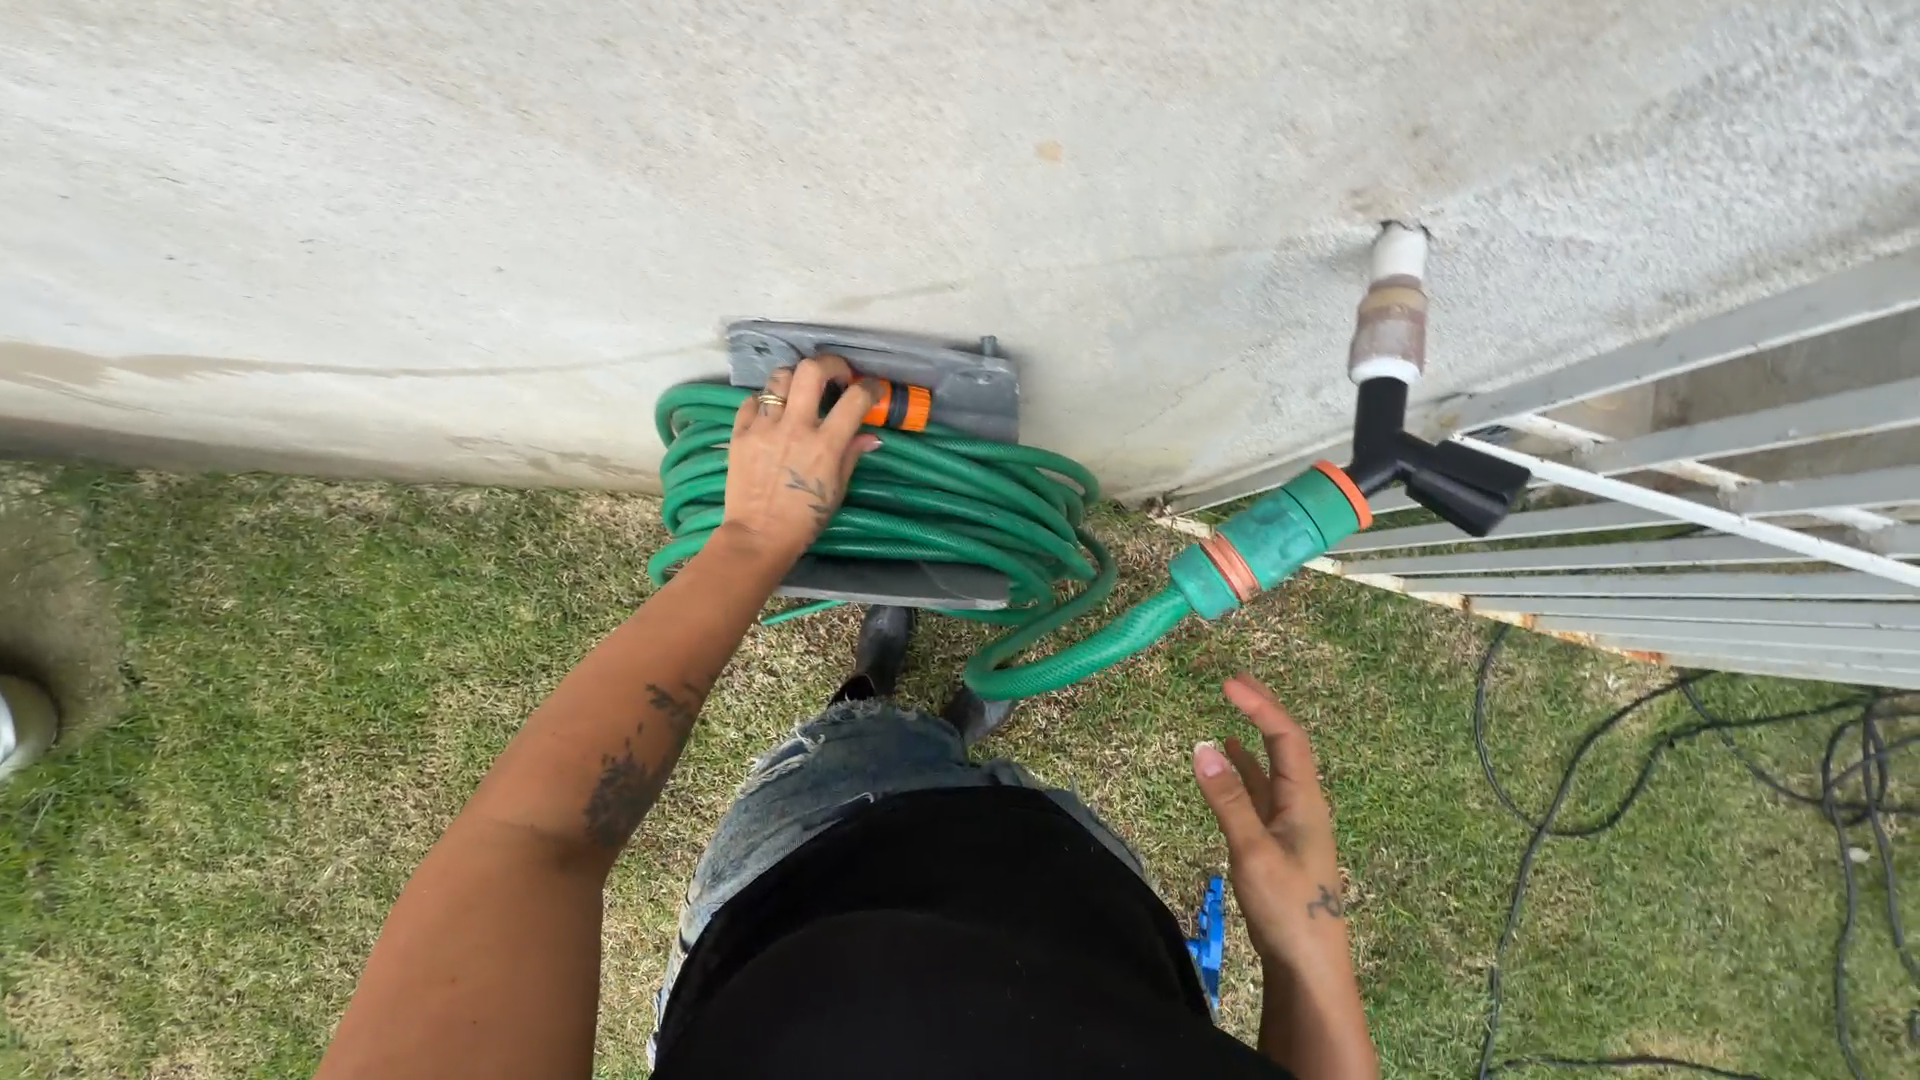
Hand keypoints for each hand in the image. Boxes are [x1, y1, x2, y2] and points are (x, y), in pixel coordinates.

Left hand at [722, 354, 879, 562]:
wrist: (759, 536)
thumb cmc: (805, 519)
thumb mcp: (836, 490)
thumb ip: (851, 455)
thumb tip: (869, 436)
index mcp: (825, 445)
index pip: (855, 400)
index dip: (869, 388)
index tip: (871, 389)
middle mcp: (795, 428)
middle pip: (811, 371)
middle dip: (829, 364)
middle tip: (835, 375)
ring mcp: (763, 428)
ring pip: (779, 378)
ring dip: (794, 379)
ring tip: (799, 391)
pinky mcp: (739, 434)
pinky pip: (752, 402)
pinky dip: (765, 402)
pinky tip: (771, 413)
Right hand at [1192, 674, 1349, 976]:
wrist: (1309, 966)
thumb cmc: (1287, 908)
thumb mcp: (1253, 851)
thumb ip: (1228, 800)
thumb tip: (1201, 747)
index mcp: (1306, 802)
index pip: (1287, 738)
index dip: (1260, 706)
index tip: (1228, 683)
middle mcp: (1303, 805)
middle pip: (1286, 746)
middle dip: (1263, 711)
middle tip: (1235, 682)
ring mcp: (1291, 824)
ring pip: (1274, 768)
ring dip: (1255, 735)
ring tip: (1233, 709)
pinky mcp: (1277, 841)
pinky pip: (1262, 791)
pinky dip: (1245, 769)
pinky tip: (1230, 761)